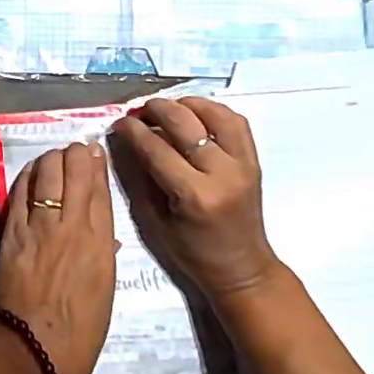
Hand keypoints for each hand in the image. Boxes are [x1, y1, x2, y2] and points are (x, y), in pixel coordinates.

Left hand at [0, 142, 115, 373]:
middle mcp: (72, 225)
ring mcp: (40, 226)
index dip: (96, 165)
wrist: (33, 353)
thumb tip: (100, 230)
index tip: (95, 151)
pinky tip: (32, 170)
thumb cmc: (80, 333)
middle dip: (75, 154)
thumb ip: (102, 251)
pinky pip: (20, 193)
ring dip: (52, 158)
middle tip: (74, 151)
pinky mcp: (12, 233)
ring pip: (47, 173)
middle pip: (74, 171)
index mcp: (100, 241)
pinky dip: (28, 176)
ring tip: (54, 157)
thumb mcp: (105, 288)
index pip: (100, 188)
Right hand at [109, 98, 282, 303]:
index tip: (119, 122)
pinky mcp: (253, 160)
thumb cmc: (193, 254)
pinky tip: (194, 114)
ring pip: (215, 114)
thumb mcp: (155, 223)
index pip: (157, 149)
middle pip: (185, 122)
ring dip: (187, 104)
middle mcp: (222, 173)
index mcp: (195, 196)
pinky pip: (235, 121)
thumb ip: (139, 178)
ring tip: (167, 109)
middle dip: (156, 110)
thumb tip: (125, 141)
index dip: (134, 131)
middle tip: (139, 112)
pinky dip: (213, 111)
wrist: (242, 269)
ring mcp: (243, 164)